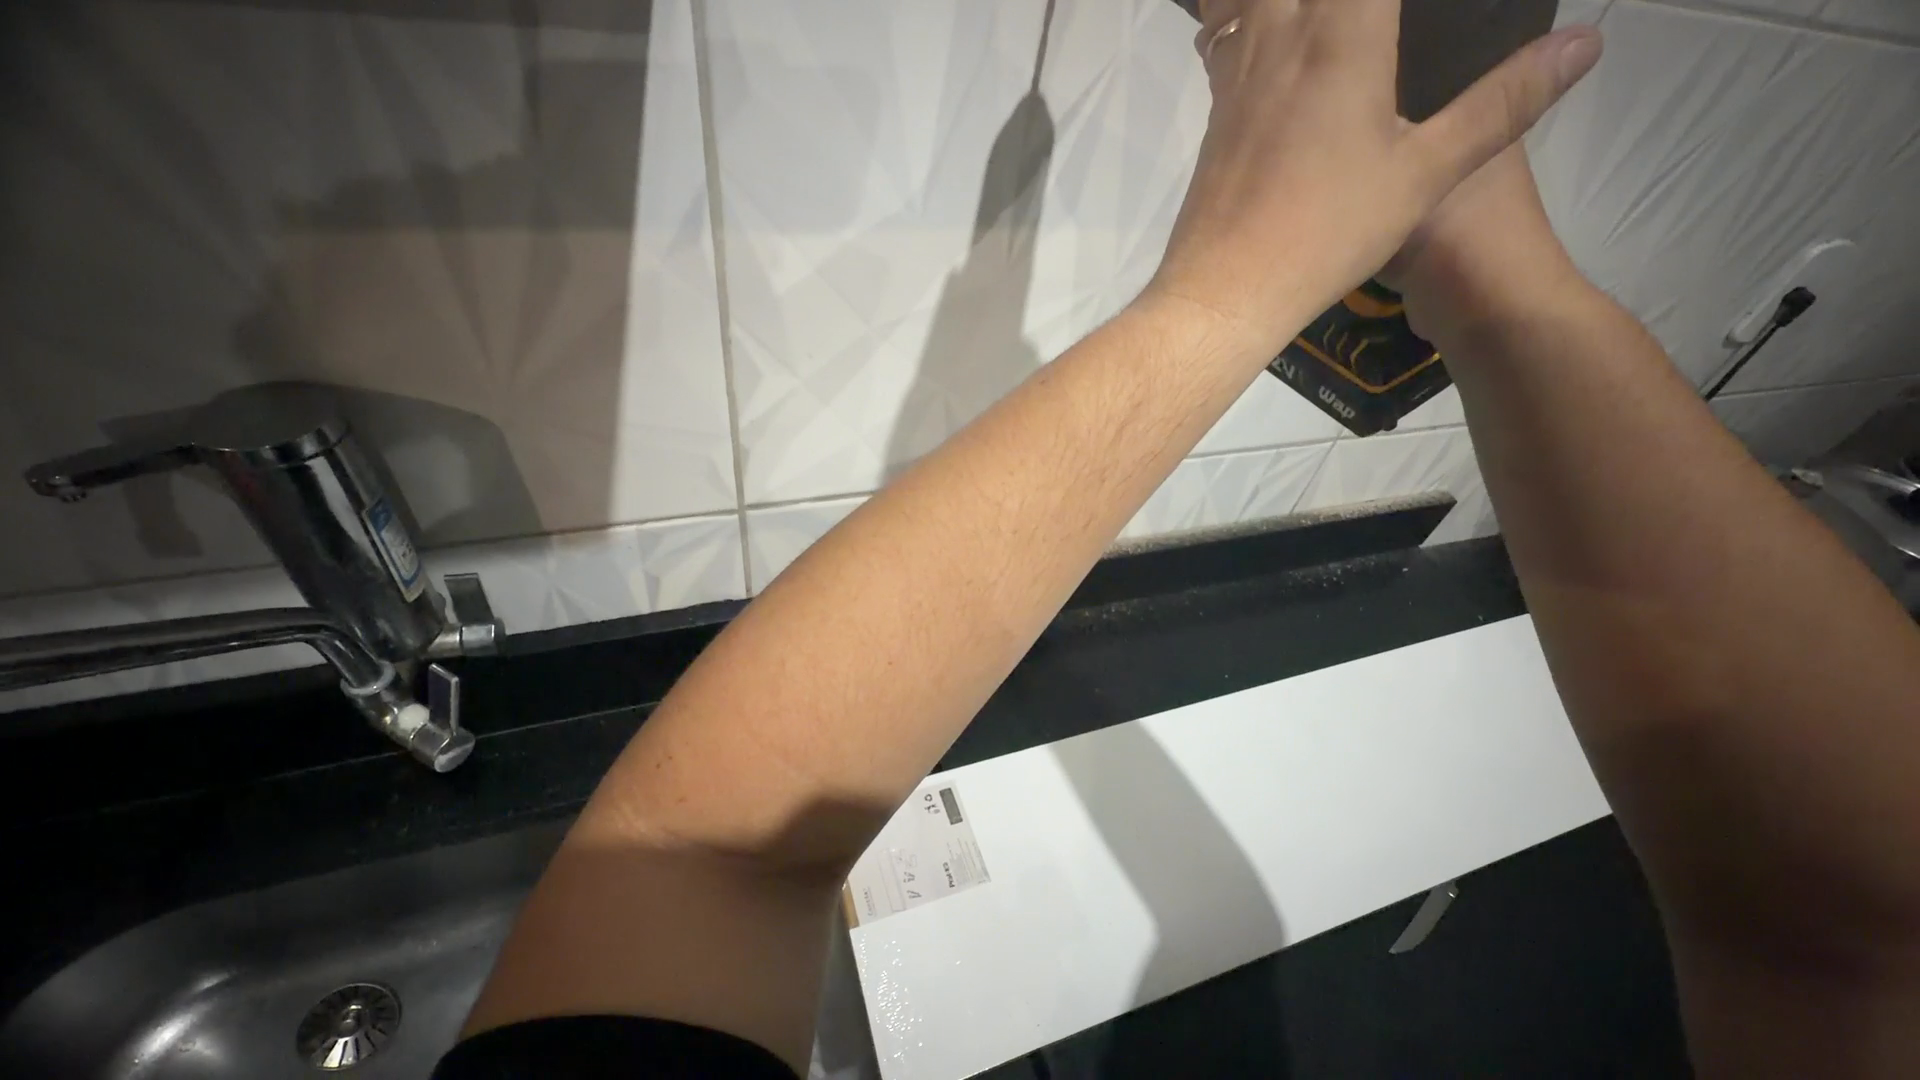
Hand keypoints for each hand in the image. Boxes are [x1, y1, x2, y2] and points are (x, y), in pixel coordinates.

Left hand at [1143, 0, 1601, 356]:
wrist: (1225, 287)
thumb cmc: (1325, 232)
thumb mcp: (1425, 174)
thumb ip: (1503, 103)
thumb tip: (1586, 41)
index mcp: (1342, 35)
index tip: (1417, 13)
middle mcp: (1280, 36)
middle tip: (1375, 20)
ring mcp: (1237, 73)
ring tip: (1324, 16)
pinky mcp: (1215, 109)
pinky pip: (1222, 33)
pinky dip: (1242, 14)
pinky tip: (1263, 29)